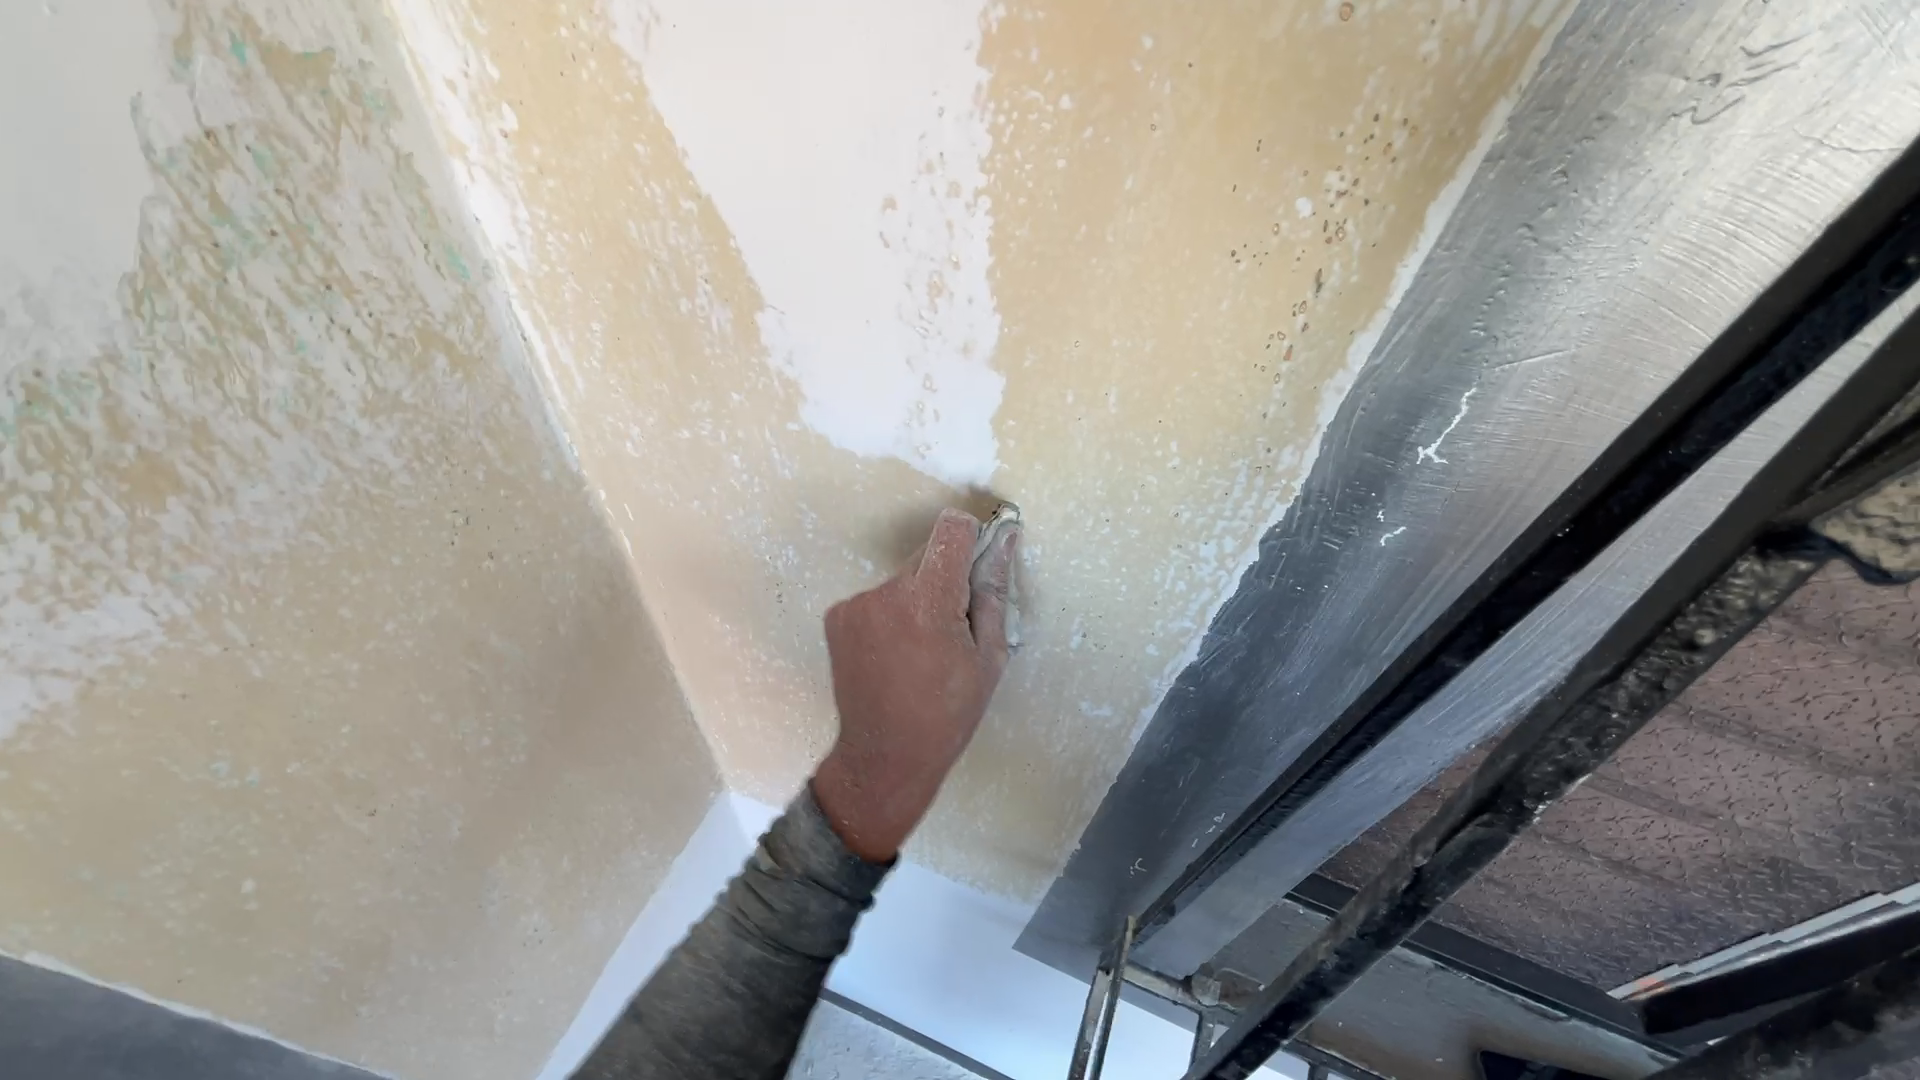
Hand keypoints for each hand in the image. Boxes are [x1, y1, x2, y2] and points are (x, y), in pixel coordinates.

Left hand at [812, 508, 1020, 861]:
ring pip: (902, 579)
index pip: (952, 528)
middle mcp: (886, 592)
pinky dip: (890, 614)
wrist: (885, 756)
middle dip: (945, 578)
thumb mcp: (989, 656)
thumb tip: (1005, 539)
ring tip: (921, 648)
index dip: (971, 537)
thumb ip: (993, 590)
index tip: (977, 563)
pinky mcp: (837, 616)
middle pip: (927, 555)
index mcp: (929, 600)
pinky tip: (895, 652)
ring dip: (917, 597)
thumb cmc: (948, 713)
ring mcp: (856, 604)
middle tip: (953, 625)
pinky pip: (877, 598)